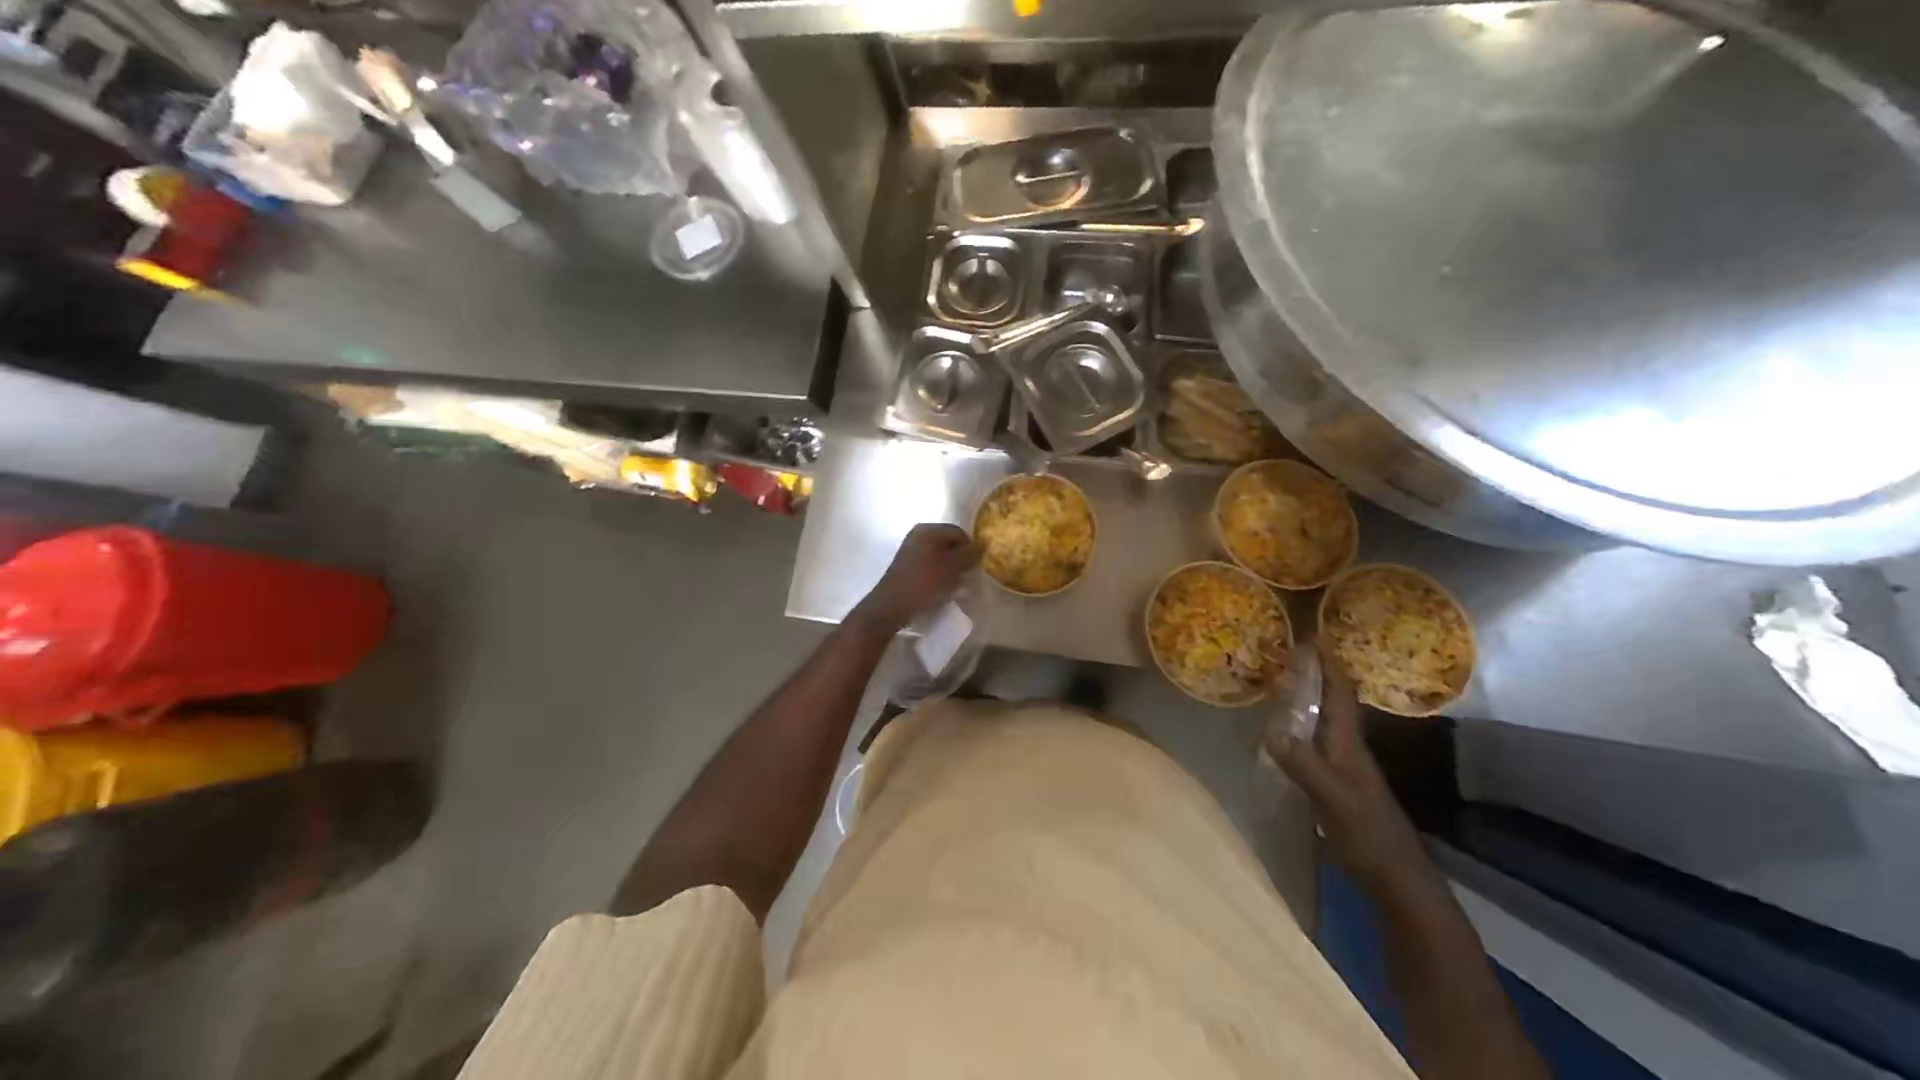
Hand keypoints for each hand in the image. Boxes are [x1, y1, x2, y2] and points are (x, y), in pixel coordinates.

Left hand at [854, 523, 978, 632]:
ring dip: (950, 567)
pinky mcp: (907, 564)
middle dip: (960, 558)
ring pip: (939, 554)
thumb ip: (968, 555)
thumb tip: (980, 547)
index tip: (975, 566)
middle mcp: (918, 534)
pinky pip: (929, 563)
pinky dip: (938, 572)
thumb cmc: (924, 583)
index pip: (959, 533)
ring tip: (954, 584)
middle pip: (949, 542)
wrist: (892, 605)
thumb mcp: (951, 568)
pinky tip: (941, 586)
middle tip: (966, 575)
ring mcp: (911, 549)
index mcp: (929, 530)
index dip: (970, 548)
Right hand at [1270, 660, 1431, 889]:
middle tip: (1285, 654)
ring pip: (1324, 719)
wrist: (1396, 877)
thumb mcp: (1332, 799)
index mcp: (1348, 744)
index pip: (1339, 694)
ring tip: (1280, 682)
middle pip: (1332, 701)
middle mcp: (1347, 747)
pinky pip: (1315, 739)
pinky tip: (1283, 731)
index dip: (1328, 664)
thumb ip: (1304, 764)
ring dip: (1307, 697)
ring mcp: (1344, 766)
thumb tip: (1272, 728)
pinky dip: (1300, 725)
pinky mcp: (1337, 781)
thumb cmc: (1366, 834)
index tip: (1311, 635)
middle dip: (1314, 673)